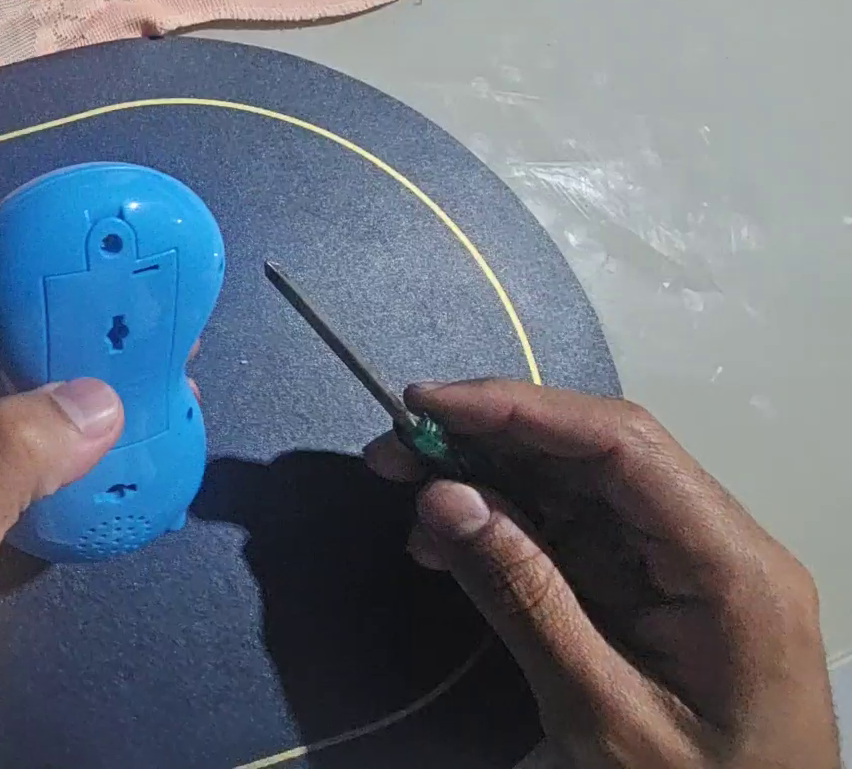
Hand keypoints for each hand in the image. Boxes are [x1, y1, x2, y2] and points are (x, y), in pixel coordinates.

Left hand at [0, 226, 124, 768]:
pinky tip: (133, 447)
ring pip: (29, 383)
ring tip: (167, 369)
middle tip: (160, 306)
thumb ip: (2, 464)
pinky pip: (39, 444)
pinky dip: (85, 432)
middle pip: (8, 321)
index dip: (14, 232)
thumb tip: (99, 396)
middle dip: (76, 301)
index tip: (90, 226)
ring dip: (89, 366)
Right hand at [365, 380, 838, 767]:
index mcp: (725, 565)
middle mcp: (698, 539)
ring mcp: (658, 554)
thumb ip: (523, 596)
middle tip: (388, 450)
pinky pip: (541, 515)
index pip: (619, 443)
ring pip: (551, 473)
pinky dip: (478, 514)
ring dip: (467, 471)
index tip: (422, 405)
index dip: (515, 407)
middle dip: (475, 436)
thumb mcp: (601, 709)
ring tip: (398, 486)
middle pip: (578, 447)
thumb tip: (440, 493)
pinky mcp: (622, 572)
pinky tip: (435, 542)